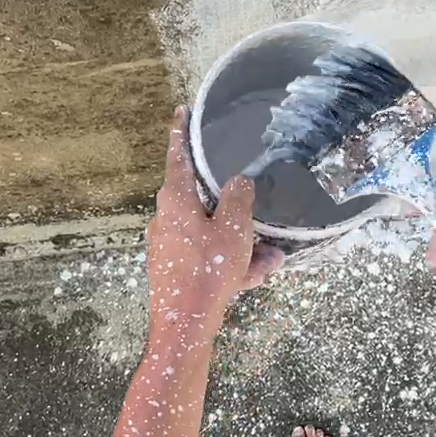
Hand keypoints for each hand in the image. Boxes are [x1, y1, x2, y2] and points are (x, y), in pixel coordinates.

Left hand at [146, 108, 283, 345]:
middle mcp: (166, 219)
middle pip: (203, 201)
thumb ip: (238, 198)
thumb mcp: (234, 228)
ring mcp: (168, 246)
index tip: (179, 112)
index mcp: (174, 201)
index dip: (181, 133)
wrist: (185, 324)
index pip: (177, 156)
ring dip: (240, 244)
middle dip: (235, 211)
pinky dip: (231, 263)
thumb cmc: (208, 270)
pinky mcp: (174, 269)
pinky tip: (257, 275)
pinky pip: (208, 257)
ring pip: (211, 234)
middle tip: (257, 216)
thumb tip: (238, 182)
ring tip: (269, 259)